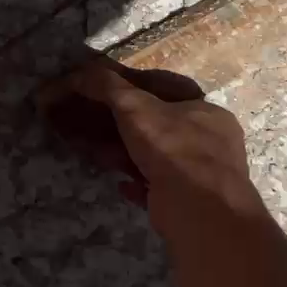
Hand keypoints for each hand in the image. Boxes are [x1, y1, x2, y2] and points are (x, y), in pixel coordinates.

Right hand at [40, 58, 262, 229]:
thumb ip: (103, 83)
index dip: (125, 86)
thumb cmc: (172, 147)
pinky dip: (131, 176)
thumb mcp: (132, 104)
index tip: (96, 90)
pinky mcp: (187, 198)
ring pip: (147, 152)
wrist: (200, 212)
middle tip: (83, 120)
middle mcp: (209, 142)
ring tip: (90, 151)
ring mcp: (200, 172)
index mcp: (207, 113)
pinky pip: (151, 180)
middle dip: (112, 122)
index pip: (162, 89)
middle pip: (150, 122)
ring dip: (115, 150)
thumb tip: (77, 74)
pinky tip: (119, 181)